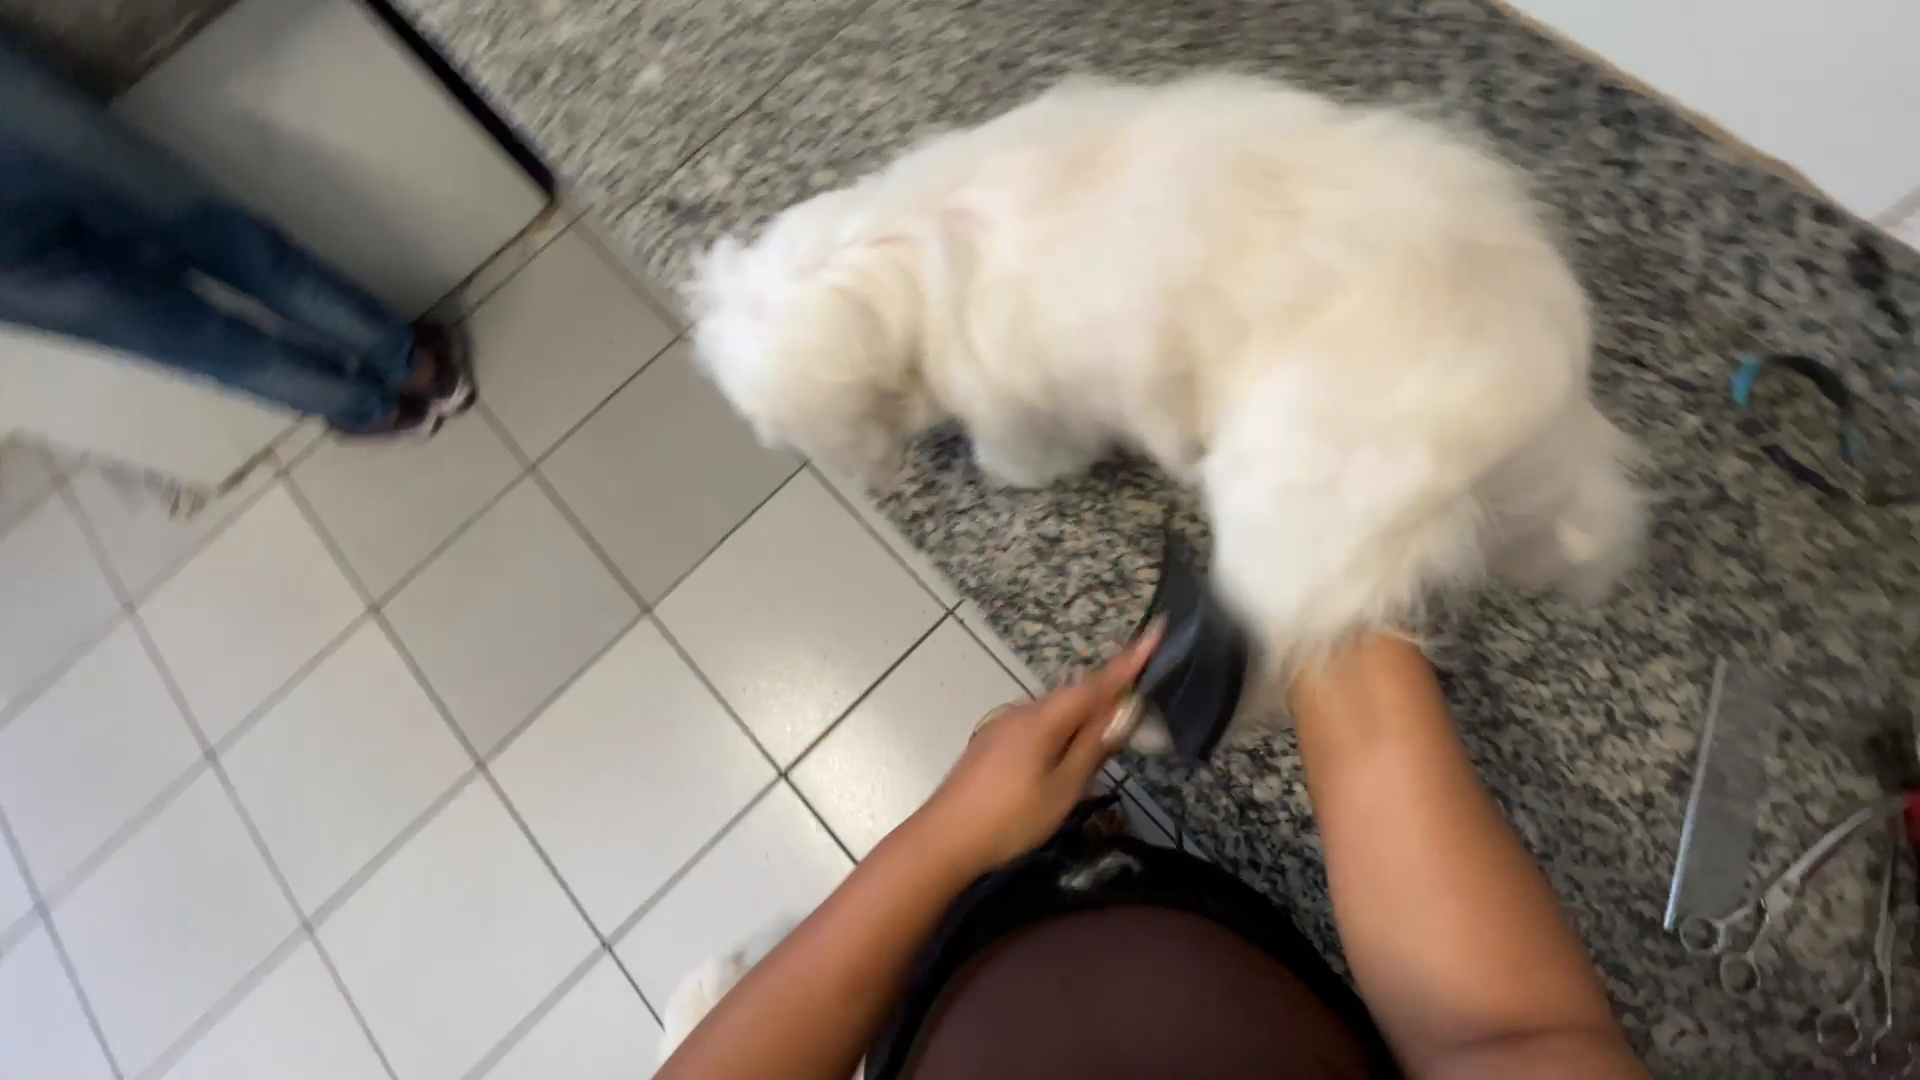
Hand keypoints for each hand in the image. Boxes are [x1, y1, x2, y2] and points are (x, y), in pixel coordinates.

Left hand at [908, 628, 1161, 874]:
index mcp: (1042, 719)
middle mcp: (1022, 711)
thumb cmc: (1010, 819)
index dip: (1127, 662)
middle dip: (1105, 701)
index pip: (1095, 683)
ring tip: (1099, 751)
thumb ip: (1093, 747)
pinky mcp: (992, 741)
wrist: (944, 838)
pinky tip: (1060, 761)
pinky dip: (1058, 733)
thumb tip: (1123, 711)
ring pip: (1054, 714)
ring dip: (1081, 722)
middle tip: (1133, 719)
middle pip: (1074, 697)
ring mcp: (1003, 725)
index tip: (1154, 634)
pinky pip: (1037, 726)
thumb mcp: (1063, 789)